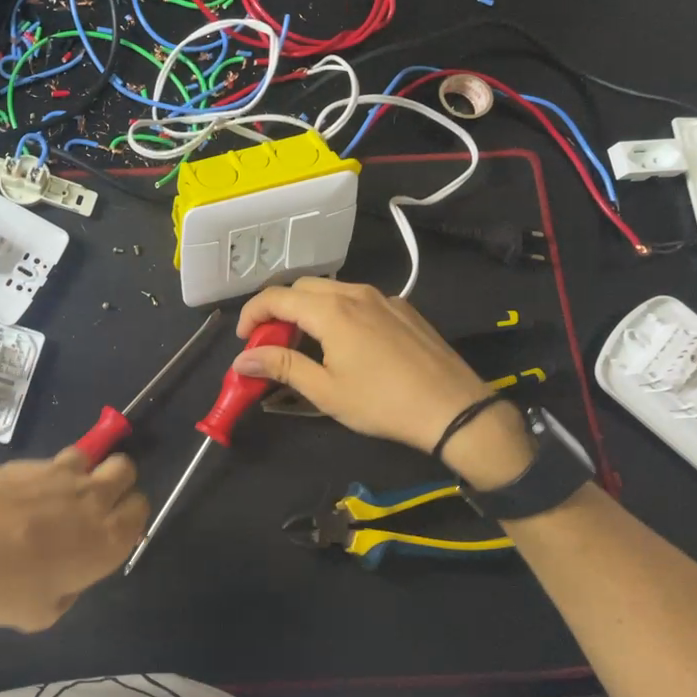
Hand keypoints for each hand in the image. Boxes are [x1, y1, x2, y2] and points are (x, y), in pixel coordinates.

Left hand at [0, 449, 147, 631]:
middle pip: (125, 469)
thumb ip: (66, 591)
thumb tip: (65, 578)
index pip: (140, 510)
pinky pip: (50, 461)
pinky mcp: (27, 460)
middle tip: (94, 504)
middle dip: (116, 481)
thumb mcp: (42, 613)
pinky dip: (45, 474)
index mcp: (108, 539)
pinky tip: (21, 495)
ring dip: (83, 470)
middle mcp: (93, 498)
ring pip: (90, 456)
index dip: (128, 517)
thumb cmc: (3, 586)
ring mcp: (59, 472)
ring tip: (58, 494)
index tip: (111, 530)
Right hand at [234, 278, 532, 487]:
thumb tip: (241, 360)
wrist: (454, 409)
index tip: (244, 341)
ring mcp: (383, 298)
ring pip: (331, 289)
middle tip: (270, 343)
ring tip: (302, 343)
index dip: (251, 314)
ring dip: (306, 309)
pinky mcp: (403, 309)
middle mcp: (355, 293)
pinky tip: (343, 342)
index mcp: (331, 311)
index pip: (275, 297)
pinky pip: (357, 298)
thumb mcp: (325, 390)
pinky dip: (336, 311)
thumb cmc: (382, 403)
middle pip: (301, 287)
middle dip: (277, 309)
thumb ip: (280, 366)